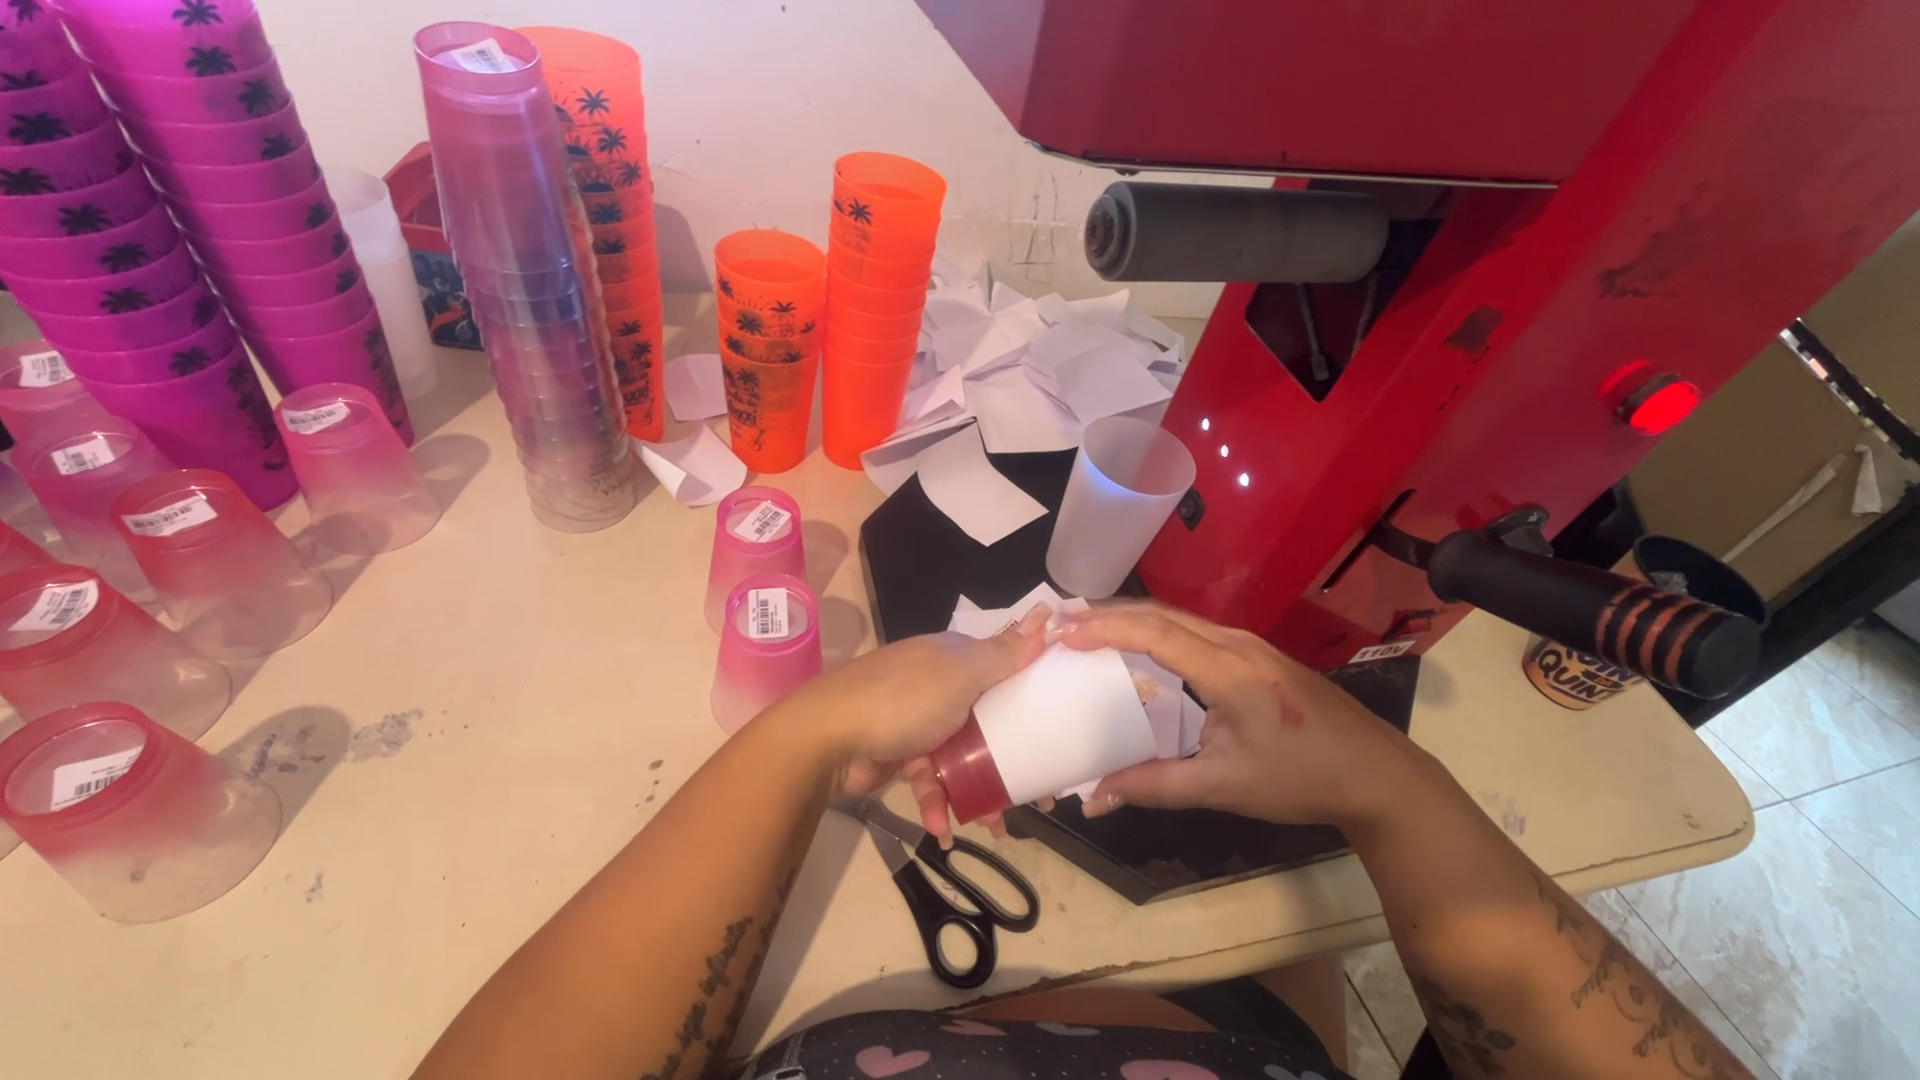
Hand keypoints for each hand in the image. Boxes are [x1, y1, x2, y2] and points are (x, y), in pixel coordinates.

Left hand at [768, 606, 1050, 838]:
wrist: (827, 736)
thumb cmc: (903, 699)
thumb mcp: (961, 672)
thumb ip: (1003, 653)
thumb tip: (1044, 613)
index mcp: (957, 658)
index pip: (1007, 671)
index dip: (1035, 699)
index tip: (1061, 732)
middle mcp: (940, 684)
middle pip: (990, 720)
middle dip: (1013, 759)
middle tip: (1039, 797)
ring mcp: (920, 720)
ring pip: (964, 757)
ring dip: (979, 792)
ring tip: (996, 827)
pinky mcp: (901, 753)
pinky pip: (931, 778)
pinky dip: (938, 803)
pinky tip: (942, 829)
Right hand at [1053, 602, 1431, 830]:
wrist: (1378, 775)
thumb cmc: (1301, 779)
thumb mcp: (1224, 787)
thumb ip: (1155, 786)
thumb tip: (1096, 796)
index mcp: (1229, 670)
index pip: (1156, 633)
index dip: (1105, 629)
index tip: (1061, 634)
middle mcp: (1237, 644)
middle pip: (1162, 614)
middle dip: (1108, 614)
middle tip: (1060, 623)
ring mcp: (1250, 645)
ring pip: (1178, 618)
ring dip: (1131, 620)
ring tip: (1087, 630)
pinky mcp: (1257, 655)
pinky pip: (1194, 631)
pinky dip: (1155, 632)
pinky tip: (1138, 649)